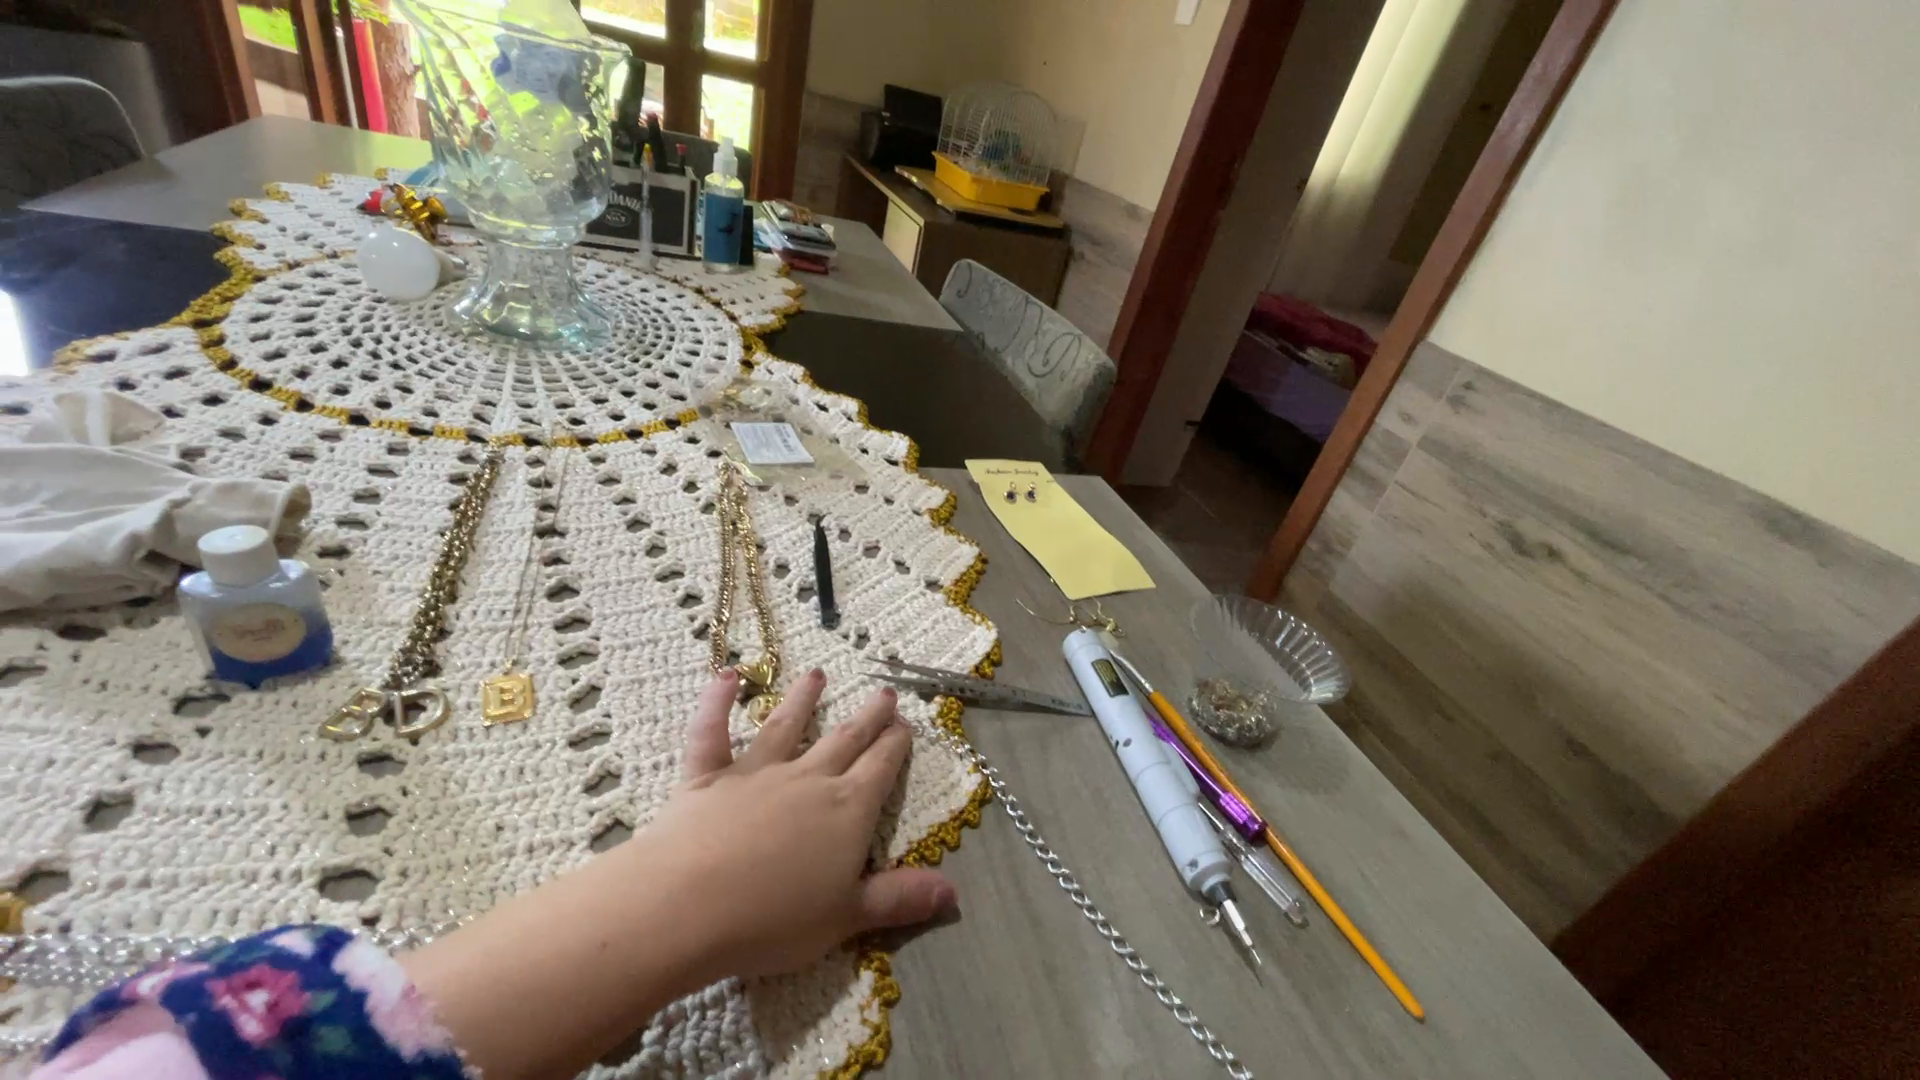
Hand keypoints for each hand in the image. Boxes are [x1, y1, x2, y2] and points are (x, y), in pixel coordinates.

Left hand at [637, 667, 957, 982]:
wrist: (687, 905)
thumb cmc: (774, 919)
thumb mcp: (848, 917)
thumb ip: (900, 899)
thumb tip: (954, 892)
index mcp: (846, 811)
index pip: (880, 768)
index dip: (896, 746)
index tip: (906, 724)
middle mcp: (807, 779)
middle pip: (844, 740)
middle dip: (868, 717)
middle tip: (885, 693)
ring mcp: (755, 772)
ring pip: (786, 727)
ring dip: (803, 700)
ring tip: (818, 675)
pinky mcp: (707, 775)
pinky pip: (712, 731)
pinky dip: (717, 702)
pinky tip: (728, 676)